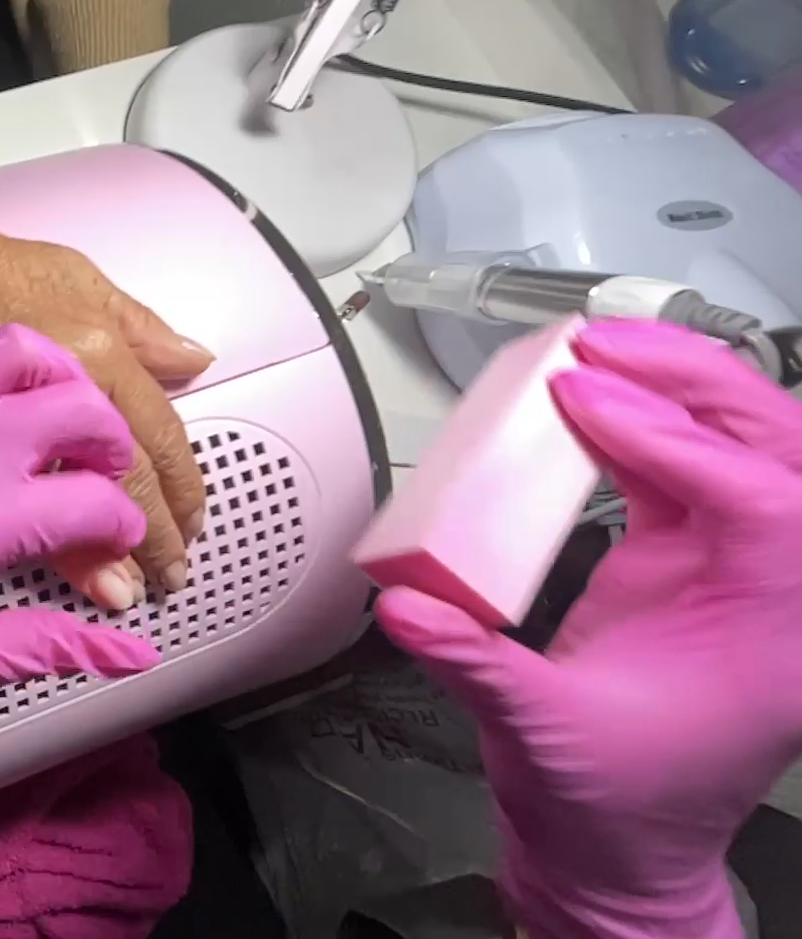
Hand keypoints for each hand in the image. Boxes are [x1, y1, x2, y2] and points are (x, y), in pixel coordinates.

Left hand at [0, 307, 164, 739]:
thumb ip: (44, 648)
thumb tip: (127, 646)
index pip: (96, 506)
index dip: (129, 529)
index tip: (120, 544)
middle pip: (80, 410)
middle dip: (118, 445)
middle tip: (107, 480)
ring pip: (20, 349)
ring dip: (63, 375)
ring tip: (67, 413)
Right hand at [375, 320, 801, 938]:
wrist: (614, 827)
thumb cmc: (609, 792)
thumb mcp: (534, 729)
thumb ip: (469, 661)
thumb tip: (406, 601)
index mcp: (770, 629)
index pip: (761, 502)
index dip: (676, 440)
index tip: (588, 398)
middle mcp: (765, 586)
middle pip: (777, 454)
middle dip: (695, 385)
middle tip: (605, 344)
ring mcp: (727, 568)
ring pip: (739, 450)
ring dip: (672, 392)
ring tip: (596, 355)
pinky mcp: (681, 559)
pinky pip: (679, 469)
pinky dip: (636, 425)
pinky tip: (584, 406)